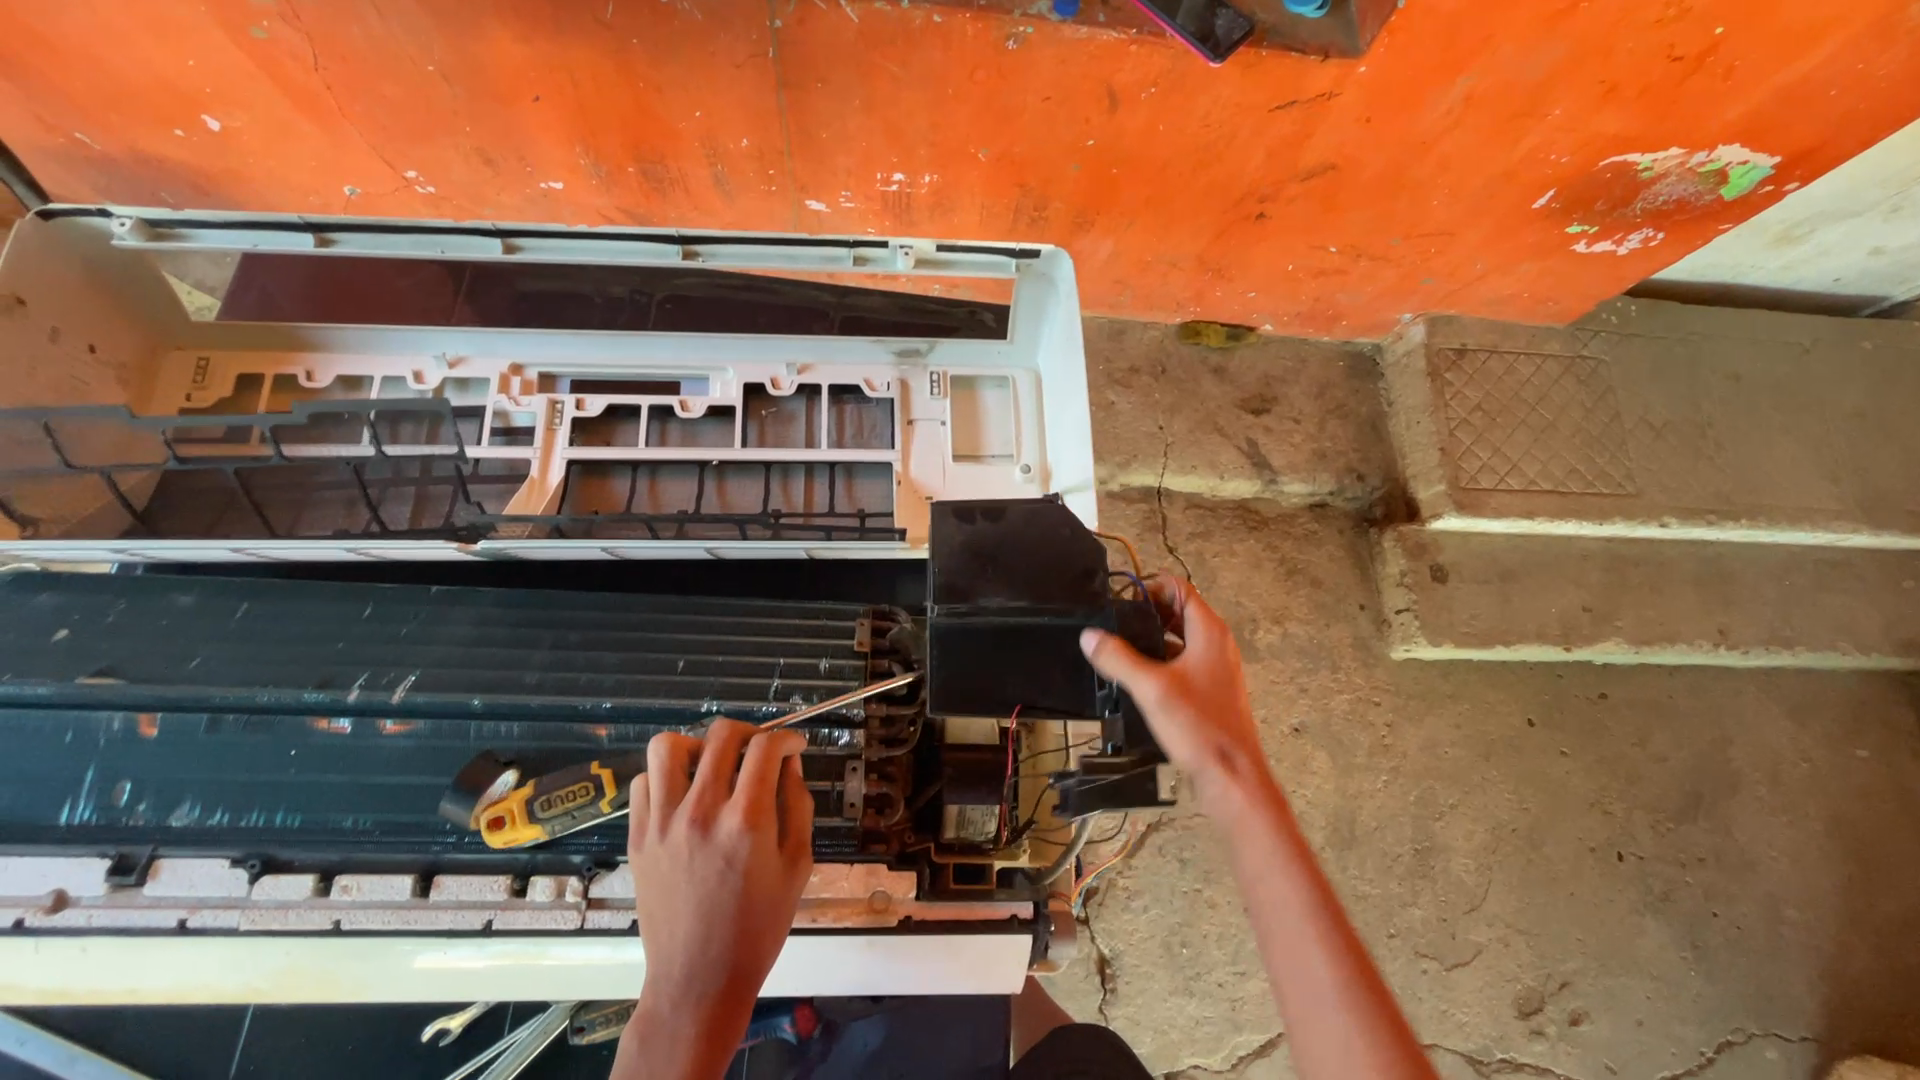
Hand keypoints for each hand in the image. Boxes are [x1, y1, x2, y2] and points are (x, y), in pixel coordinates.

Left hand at [615, 719, 813, 1079]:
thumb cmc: (757, 928)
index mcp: (747, 822)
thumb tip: (790, 765)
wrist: (698, 979)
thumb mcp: (797, 867)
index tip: (794, 747)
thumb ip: (797, 807)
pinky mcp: (637, 838)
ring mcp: (663, 823)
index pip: (766, 748)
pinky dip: (666, 776)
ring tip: (713, 766)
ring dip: (698, 745)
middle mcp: (702, 812)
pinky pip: (644, 781)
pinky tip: (684, 795)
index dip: (787, 738)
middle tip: (759, 752)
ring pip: (670, 746)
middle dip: (750, 733)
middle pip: (721, 735)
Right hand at [1080, 575, 1276, 814]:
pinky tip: (1137, 679)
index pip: (1179, 589)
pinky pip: (1183, 663)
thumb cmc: (1197, 726)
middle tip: (1114, 626)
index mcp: (1209, 632)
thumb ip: (1118, 658)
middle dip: (1146, 614)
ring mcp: (1216, 668)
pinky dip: (1161, 661)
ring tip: (1119, 650)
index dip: (1149, 588)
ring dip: (1152, 639)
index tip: (1120, 604)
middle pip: (1179, 612)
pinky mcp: (1211, 690)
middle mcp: (1217, 644)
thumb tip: (1089, 636)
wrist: (1232, 775)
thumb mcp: (1150, 688)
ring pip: (1180, 639)